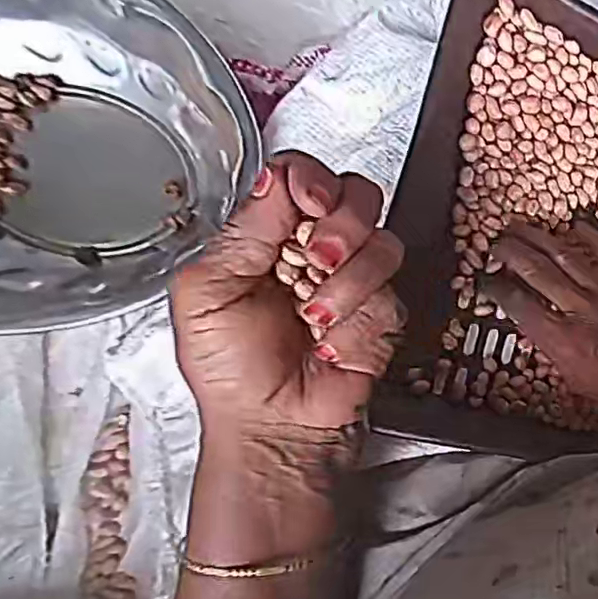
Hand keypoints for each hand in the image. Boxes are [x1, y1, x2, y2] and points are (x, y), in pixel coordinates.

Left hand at [170, 152, 404, 434]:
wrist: (273, 420)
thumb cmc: (231, 365)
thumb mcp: (207, 288)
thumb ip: (244, 233)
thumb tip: (278, 179)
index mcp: (272, 235)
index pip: (305, 177)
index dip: (314, 181)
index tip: (306, 204)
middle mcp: (321, 250)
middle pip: (361, 197)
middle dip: (342, 225)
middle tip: (313, 260)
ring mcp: (360, 282)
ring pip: (384, 245)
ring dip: (346, 283)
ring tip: (314, 315)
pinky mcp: (388, 315)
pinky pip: (390, 297)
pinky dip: (356, 322)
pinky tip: (331, 342)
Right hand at [482, 221, 597, 411]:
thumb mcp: (574, 380)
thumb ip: (551, 351)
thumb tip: (535, 330)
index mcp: (562, 339)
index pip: (517, 303)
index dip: (495, 289)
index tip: (485, 282)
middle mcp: (579, 310)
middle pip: (534, 270)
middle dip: (508, 252)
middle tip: (494, 244)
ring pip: (564, 256)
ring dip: (538, 237)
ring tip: (519, 227)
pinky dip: (590, 237)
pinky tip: (574, 225)